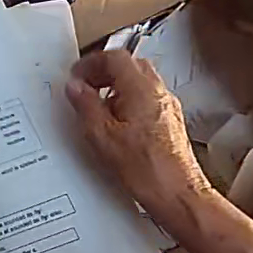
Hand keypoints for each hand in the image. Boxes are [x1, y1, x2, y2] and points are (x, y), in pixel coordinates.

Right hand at [64, 50, 212, 212]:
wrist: (177, 194)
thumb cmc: (146, 169)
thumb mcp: (101, 135)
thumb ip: (85, 105)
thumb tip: (76, 87)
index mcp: (141, 89)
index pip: (115, 58)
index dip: (91, 63)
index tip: (77, 76)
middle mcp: (158, 92)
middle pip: (130, 65)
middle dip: (104, 71)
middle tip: (85, 84)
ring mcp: (167, 106)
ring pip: (139, 80)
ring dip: (116, 85)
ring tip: (97, 103)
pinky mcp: (170, 121)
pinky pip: (146, 98)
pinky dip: (127, 99)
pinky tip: (115, 121)